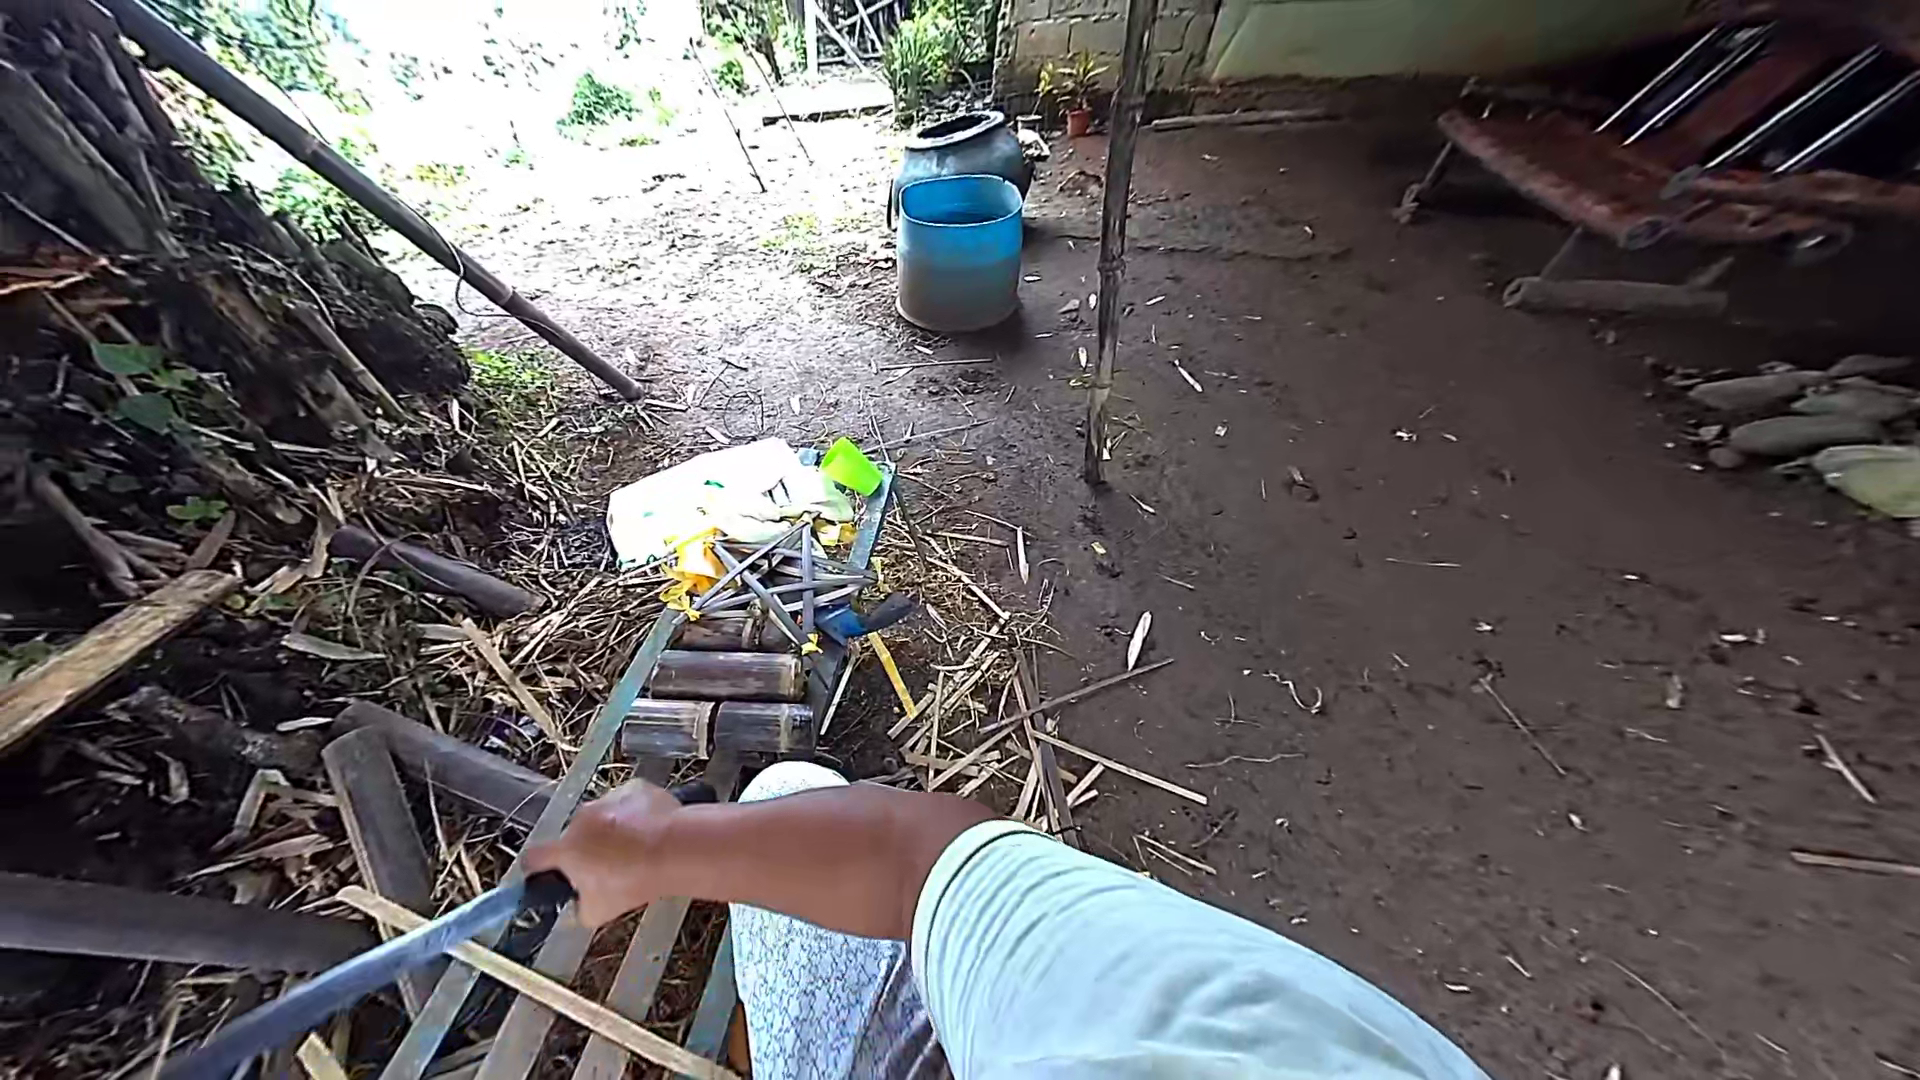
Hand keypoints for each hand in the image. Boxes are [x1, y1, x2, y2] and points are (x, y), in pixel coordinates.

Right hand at [524, 780, 683, 927]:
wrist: (674, 848)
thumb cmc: (633, 881)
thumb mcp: (595, 913)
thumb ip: (577, 906)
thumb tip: (579, 901)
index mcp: (566, 848)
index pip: (534, 857)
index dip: (538, 867)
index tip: (544, 872)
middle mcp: (583, 818)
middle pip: (574, 833)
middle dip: (585, 846)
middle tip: (606, 863)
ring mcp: (610, 798)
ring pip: (602, 814)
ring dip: (610, 826)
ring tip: (634, 844)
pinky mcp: (637, 786)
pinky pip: (628, 800)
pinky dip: (633, 810)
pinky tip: (649, 826)